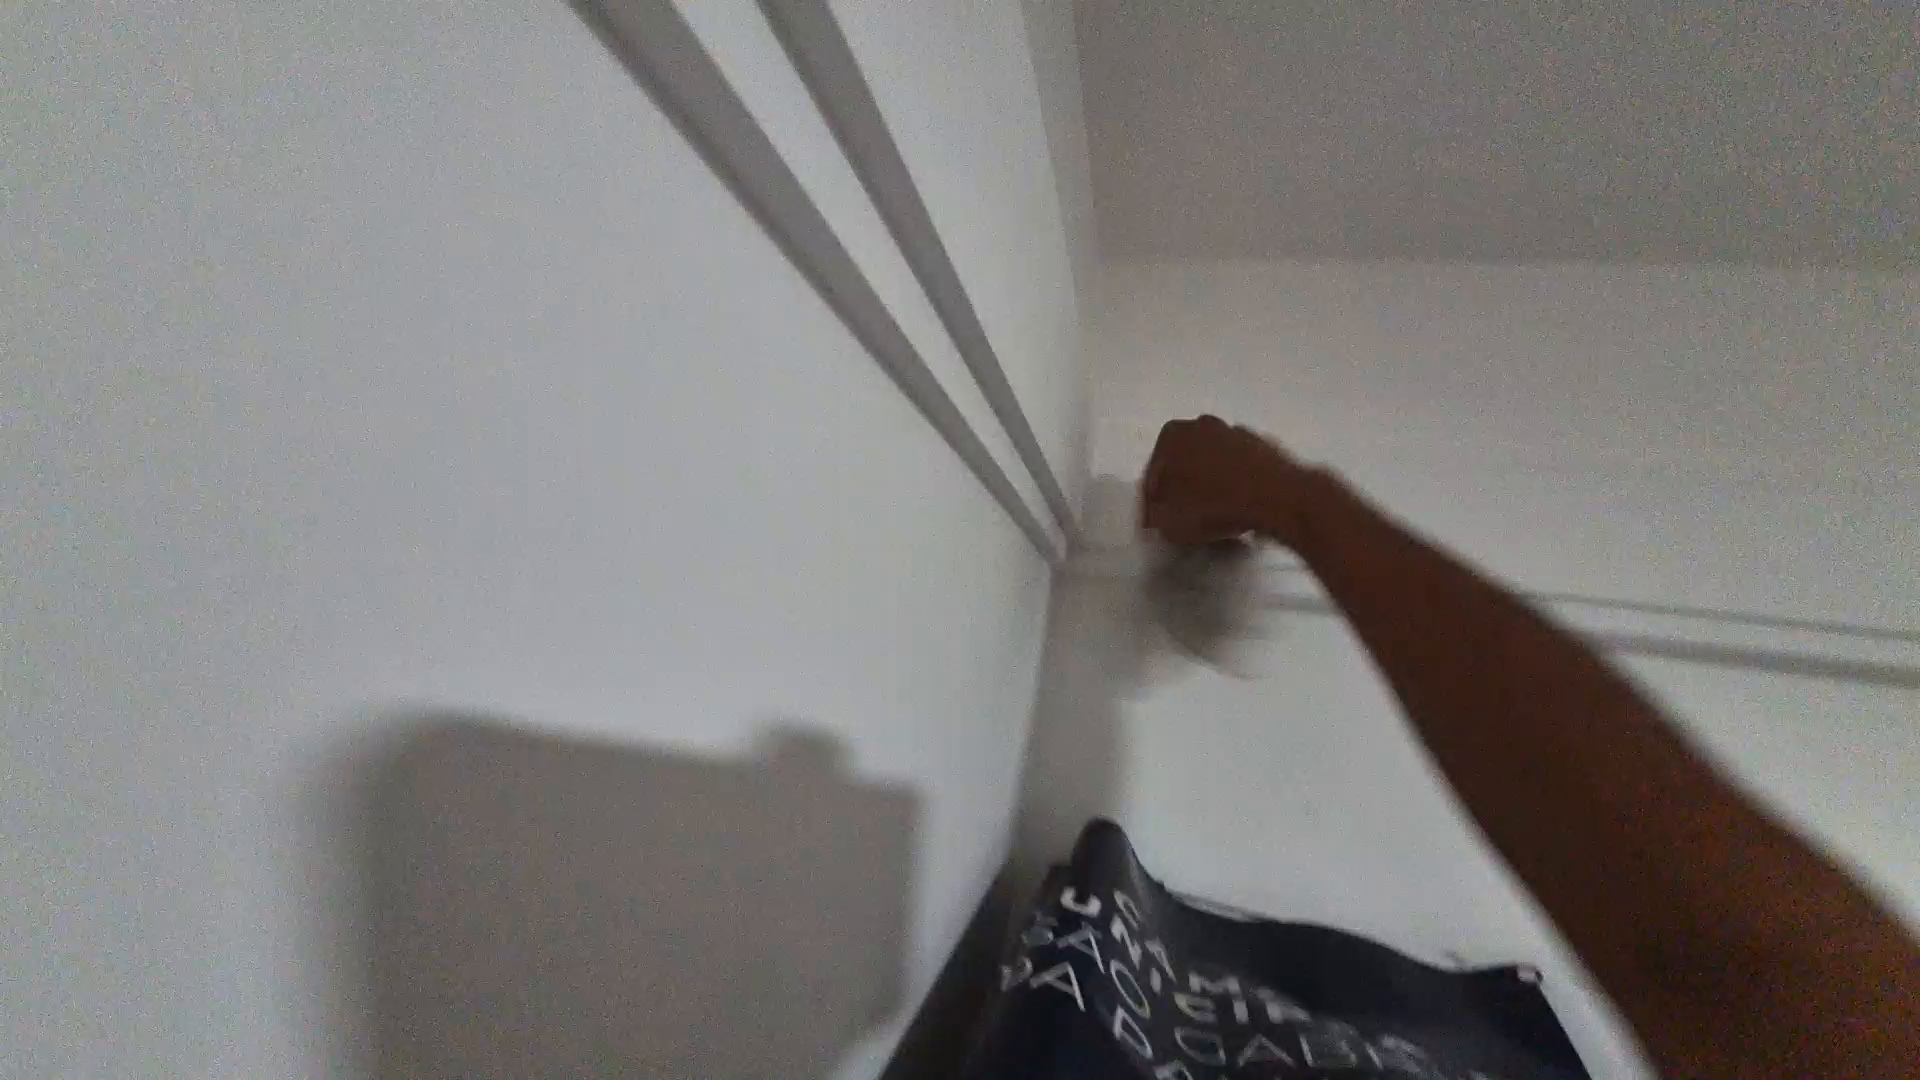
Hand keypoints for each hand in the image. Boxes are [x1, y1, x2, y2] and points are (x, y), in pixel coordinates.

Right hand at [1139, 415, 1318, 548]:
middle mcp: (1202, 425)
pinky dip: (1234, 483)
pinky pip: (1238, 468)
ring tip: (1211, 513)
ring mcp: (1236, 432)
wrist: (1276, 497)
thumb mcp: (1169, 523)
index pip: (1153, 473)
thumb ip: (1156, 515)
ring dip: (1208, 483)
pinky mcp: (1264, 445)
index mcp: (1172, 435)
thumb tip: (1158, 514)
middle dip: (1180, 486)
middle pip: (1182, 462)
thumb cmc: (1212, 505)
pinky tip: (1236, 506)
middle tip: (1180, 515)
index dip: (1152, 502)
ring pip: (1211, 462)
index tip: (1156, 522)